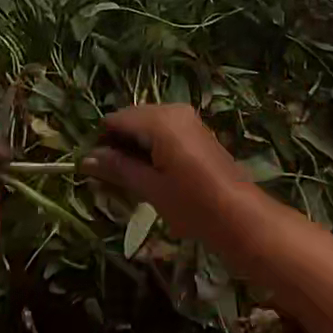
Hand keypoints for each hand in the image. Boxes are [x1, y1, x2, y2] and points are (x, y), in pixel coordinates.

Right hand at [81, 104, 245, 240]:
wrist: (246, 222)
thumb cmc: (195, 206)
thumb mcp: (150, 188)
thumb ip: (117, 168)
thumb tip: (85, 159)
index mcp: (159, 119)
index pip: (115, 120)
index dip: (103, 143)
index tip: (97, 169)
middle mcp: (172, 109)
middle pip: (130, 120)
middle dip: (119, 145)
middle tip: (114, 178)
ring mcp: (187, 119)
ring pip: (146, 127)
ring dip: (135, 148)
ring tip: (135, 180)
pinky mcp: (196, 132)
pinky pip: (162, 131)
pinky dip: (152, 148)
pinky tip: (155, 175)